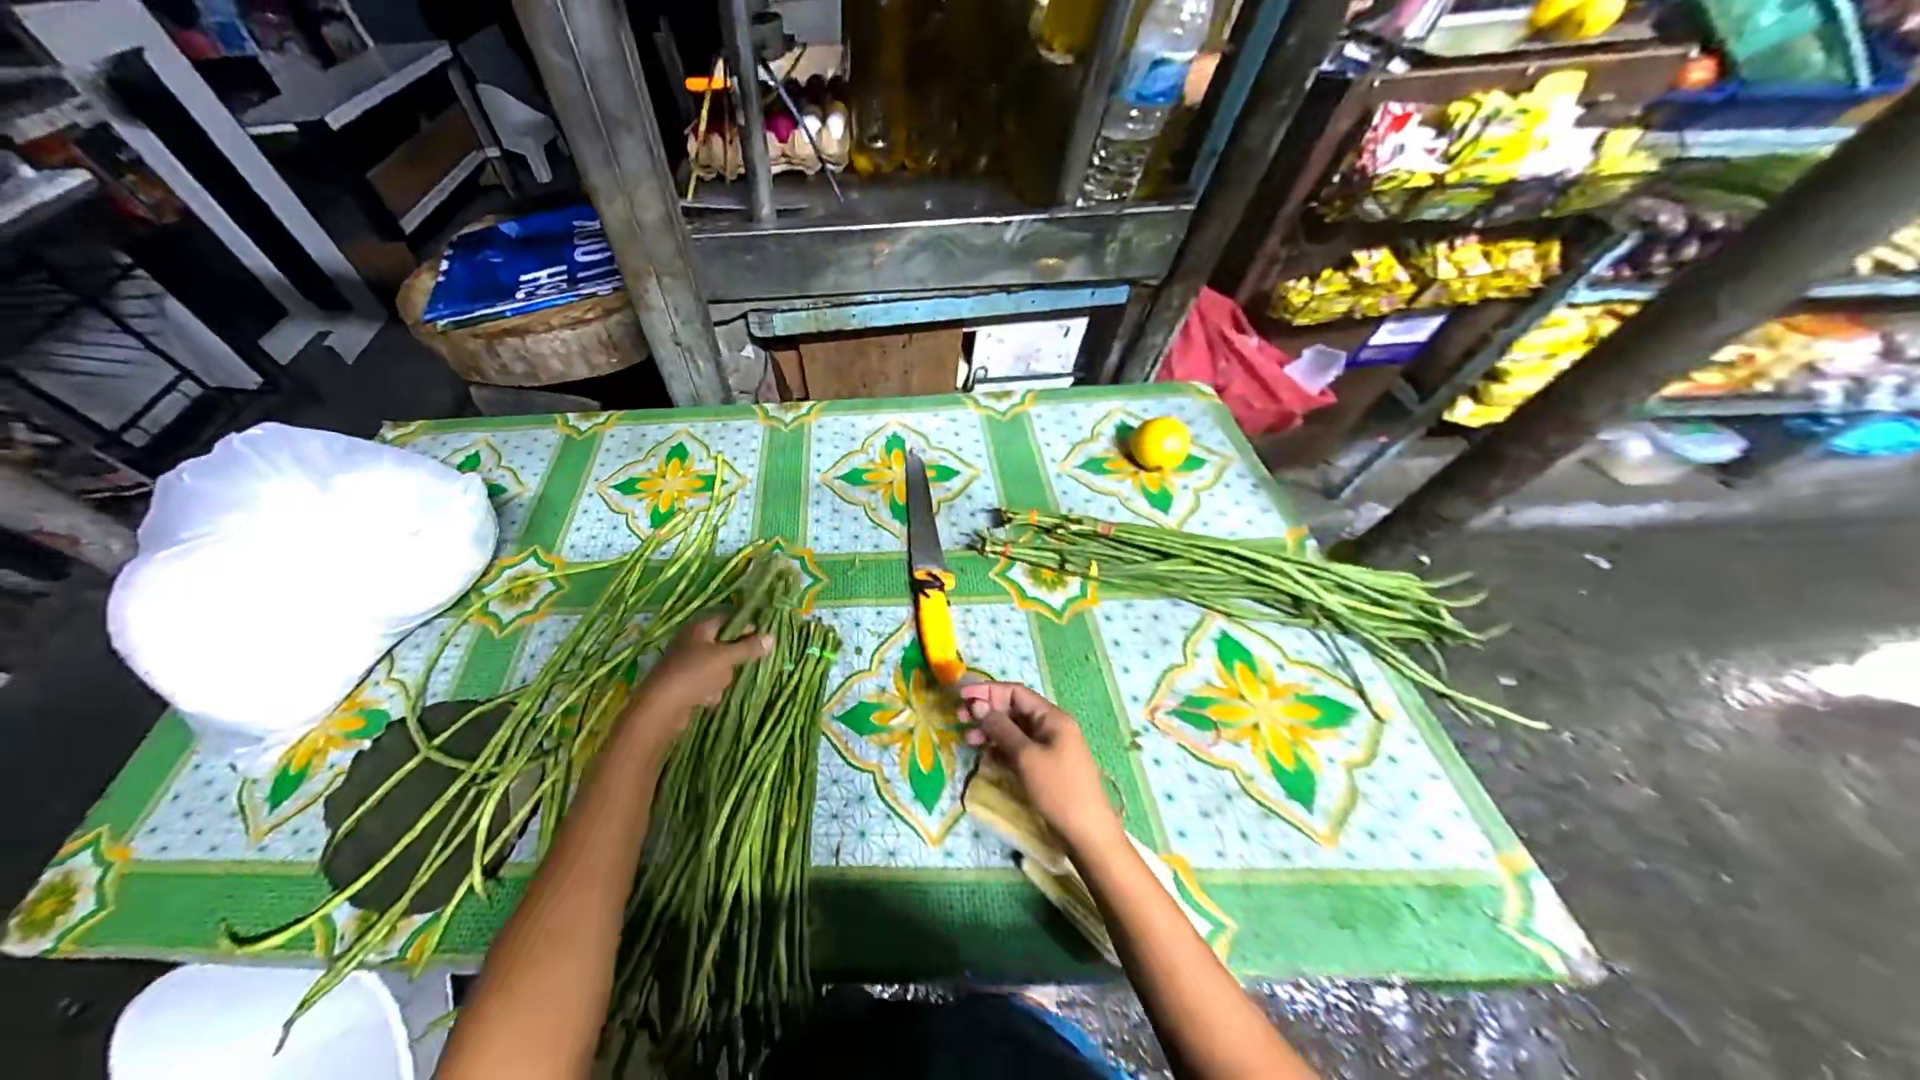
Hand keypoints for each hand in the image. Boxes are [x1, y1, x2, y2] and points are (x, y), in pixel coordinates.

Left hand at [624, 616, 771, 744]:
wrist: (661, 707)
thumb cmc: (694, 673)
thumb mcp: (726, 658)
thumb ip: (749, 647)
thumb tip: (772, 636)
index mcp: (700, 627)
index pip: (729, 618)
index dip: (747, 626)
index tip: (762, 638)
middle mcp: (692, 640)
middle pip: (725, 643)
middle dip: (734, 658)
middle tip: (742, 665)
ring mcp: (687, 661)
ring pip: (717, 665)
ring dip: (722, 677)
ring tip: (717, 686)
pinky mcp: (684, 681)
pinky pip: (706, 681)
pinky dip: (710, 689)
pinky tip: (706, 698)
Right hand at [961, 682, 1121, 850]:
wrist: (1087, 832)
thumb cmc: (1058, 789)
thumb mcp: (1026, 756)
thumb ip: (1001, 728)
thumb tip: (978, 705)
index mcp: (1052, 717)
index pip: (1016, 692)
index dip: (987, 691)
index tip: (961, 696)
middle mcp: (1052, 726)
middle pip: (1015, 709)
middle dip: (987, 711)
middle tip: (960, 719)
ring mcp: (1050, 746)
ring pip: (1015, 729)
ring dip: (991, 731)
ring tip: (969, 740)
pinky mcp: (1046, 765)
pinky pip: (1020, 748)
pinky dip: (1001, 747)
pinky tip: (986, 755)